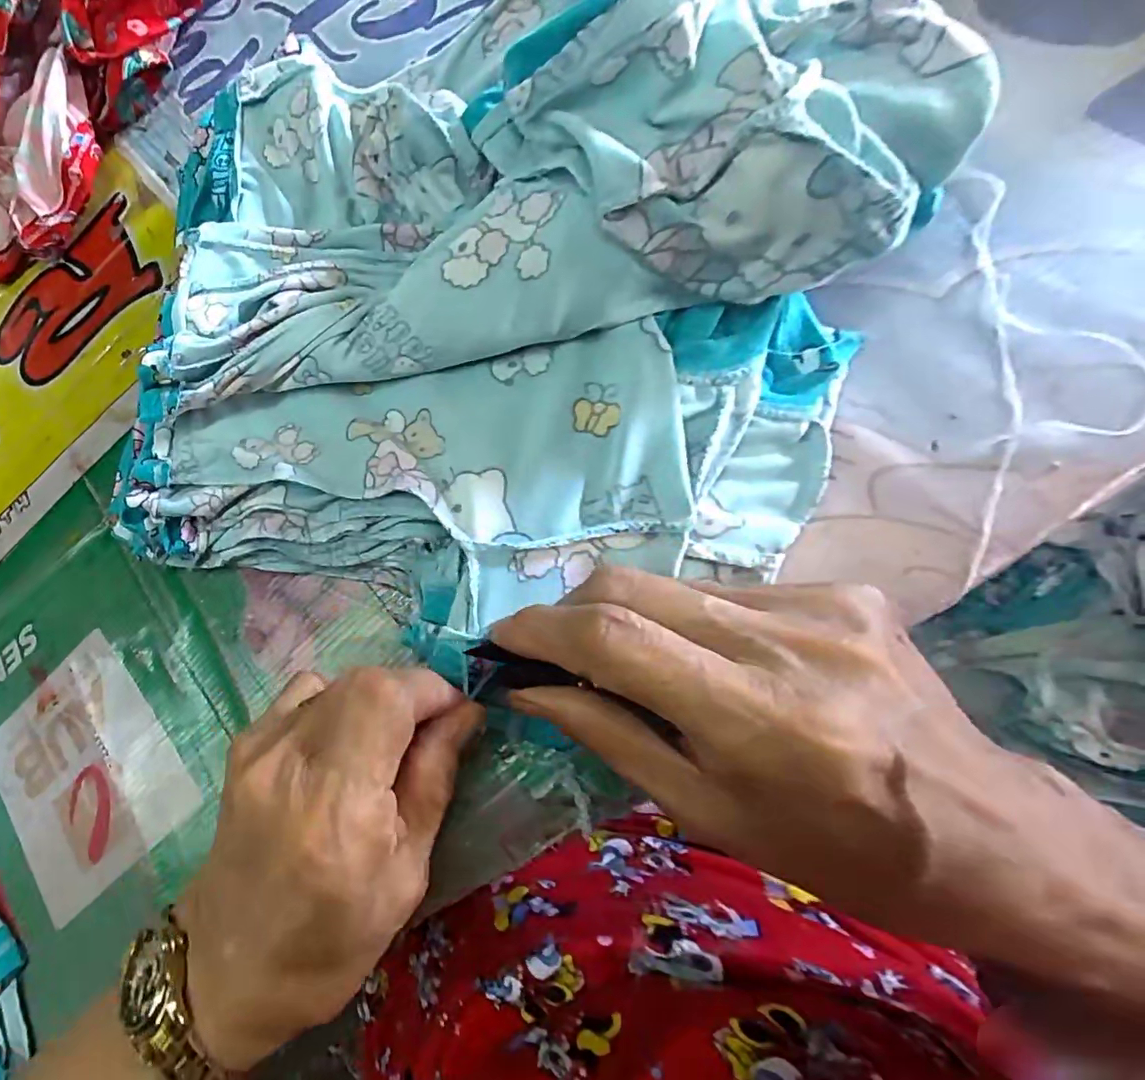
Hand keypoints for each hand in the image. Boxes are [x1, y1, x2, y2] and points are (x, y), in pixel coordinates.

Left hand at [174, 668, 482, 1069]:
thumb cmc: (333, 938)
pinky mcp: (240, 746)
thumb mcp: (406, 873)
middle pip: (358, 681)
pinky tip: (336, 749)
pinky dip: (330, 707)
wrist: (233, 956)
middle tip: (429, 731)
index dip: (430, 689)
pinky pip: (296, 699)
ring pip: (328, 682)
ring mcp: (256, 746)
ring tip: (381, 745)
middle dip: (406, 693)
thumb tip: (464, 715)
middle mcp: (289, 757)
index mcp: (337, 799)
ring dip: (368, 699)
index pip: (384, 696)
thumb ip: (433, 781)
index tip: (458, 712)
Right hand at [489, 566, 1144, 997]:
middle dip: (565, 612)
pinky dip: (679, 617)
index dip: (537, 628)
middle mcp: (790, 645)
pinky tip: (704, 658)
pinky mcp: (843, 593)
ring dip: (620, 615)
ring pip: (665, 583)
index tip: (499, 641)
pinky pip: (716, 589)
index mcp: (758, 719)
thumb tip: (526, 684)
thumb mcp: (701, 811)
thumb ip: (605, 733)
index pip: (611, 638)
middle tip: (549, 651)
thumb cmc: (836, 851)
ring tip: (630, 663)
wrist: (1003, 844)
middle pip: (626, 588)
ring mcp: (823, 608)